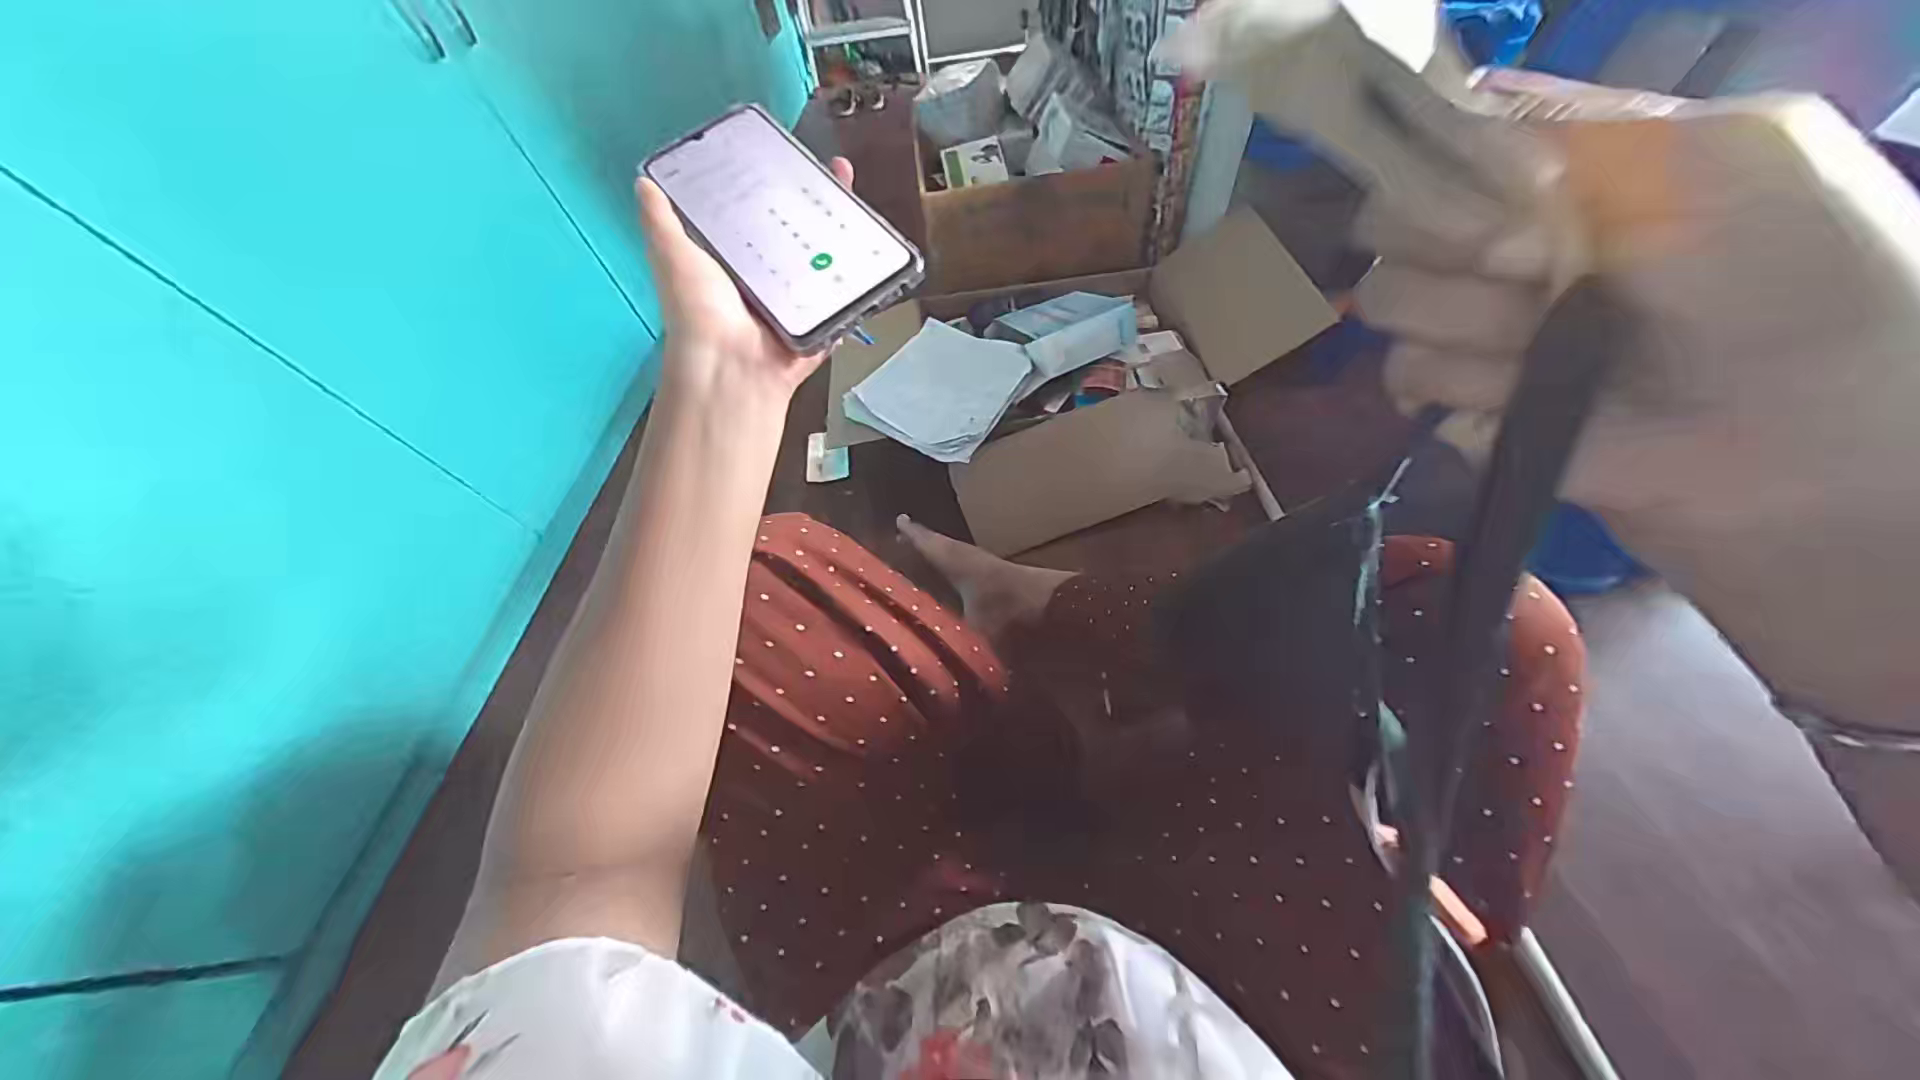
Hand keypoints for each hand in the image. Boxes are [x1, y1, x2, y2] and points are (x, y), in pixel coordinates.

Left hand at [635, 156, 855, 413]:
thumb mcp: (672, 254)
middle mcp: (768, 283)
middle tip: (837, 174)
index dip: (775, 187)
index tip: (789, 160)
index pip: (759, 215)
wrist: (731, 365)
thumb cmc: (699, 312)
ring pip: (827, 265)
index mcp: (736, 263)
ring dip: (846, 237)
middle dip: (819, 205)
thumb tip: (645, 182)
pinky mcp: (820, 327)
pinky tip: (875, 252)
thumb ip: (661, 220)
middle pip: (800, 236)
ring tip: (861, 207)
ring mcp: (797, 306)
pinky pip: (844, 302)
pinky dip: (861, 283)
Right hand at [1356, 70, 1919, 530]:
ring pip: (1388, 304)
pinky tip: (1515, 397)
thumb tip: (1443, 122)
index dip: (1438, 179)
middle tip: (1541, 275)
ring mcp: (1457, 322)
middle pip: (1383, 231)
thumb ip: (1576, 127)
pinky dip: (1462, 386)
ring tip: (1552, 347)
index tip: (1516, 206)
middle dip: (1458, 256)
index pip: (1425, 154)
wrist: (1792, 422)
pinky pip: (1400, 377)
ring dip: (1475, 328)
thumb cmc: (1786, 270)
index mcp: (1537, 177)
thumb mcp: (1715, 152)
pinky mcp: (1445, 394)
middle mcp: (1481, 245)